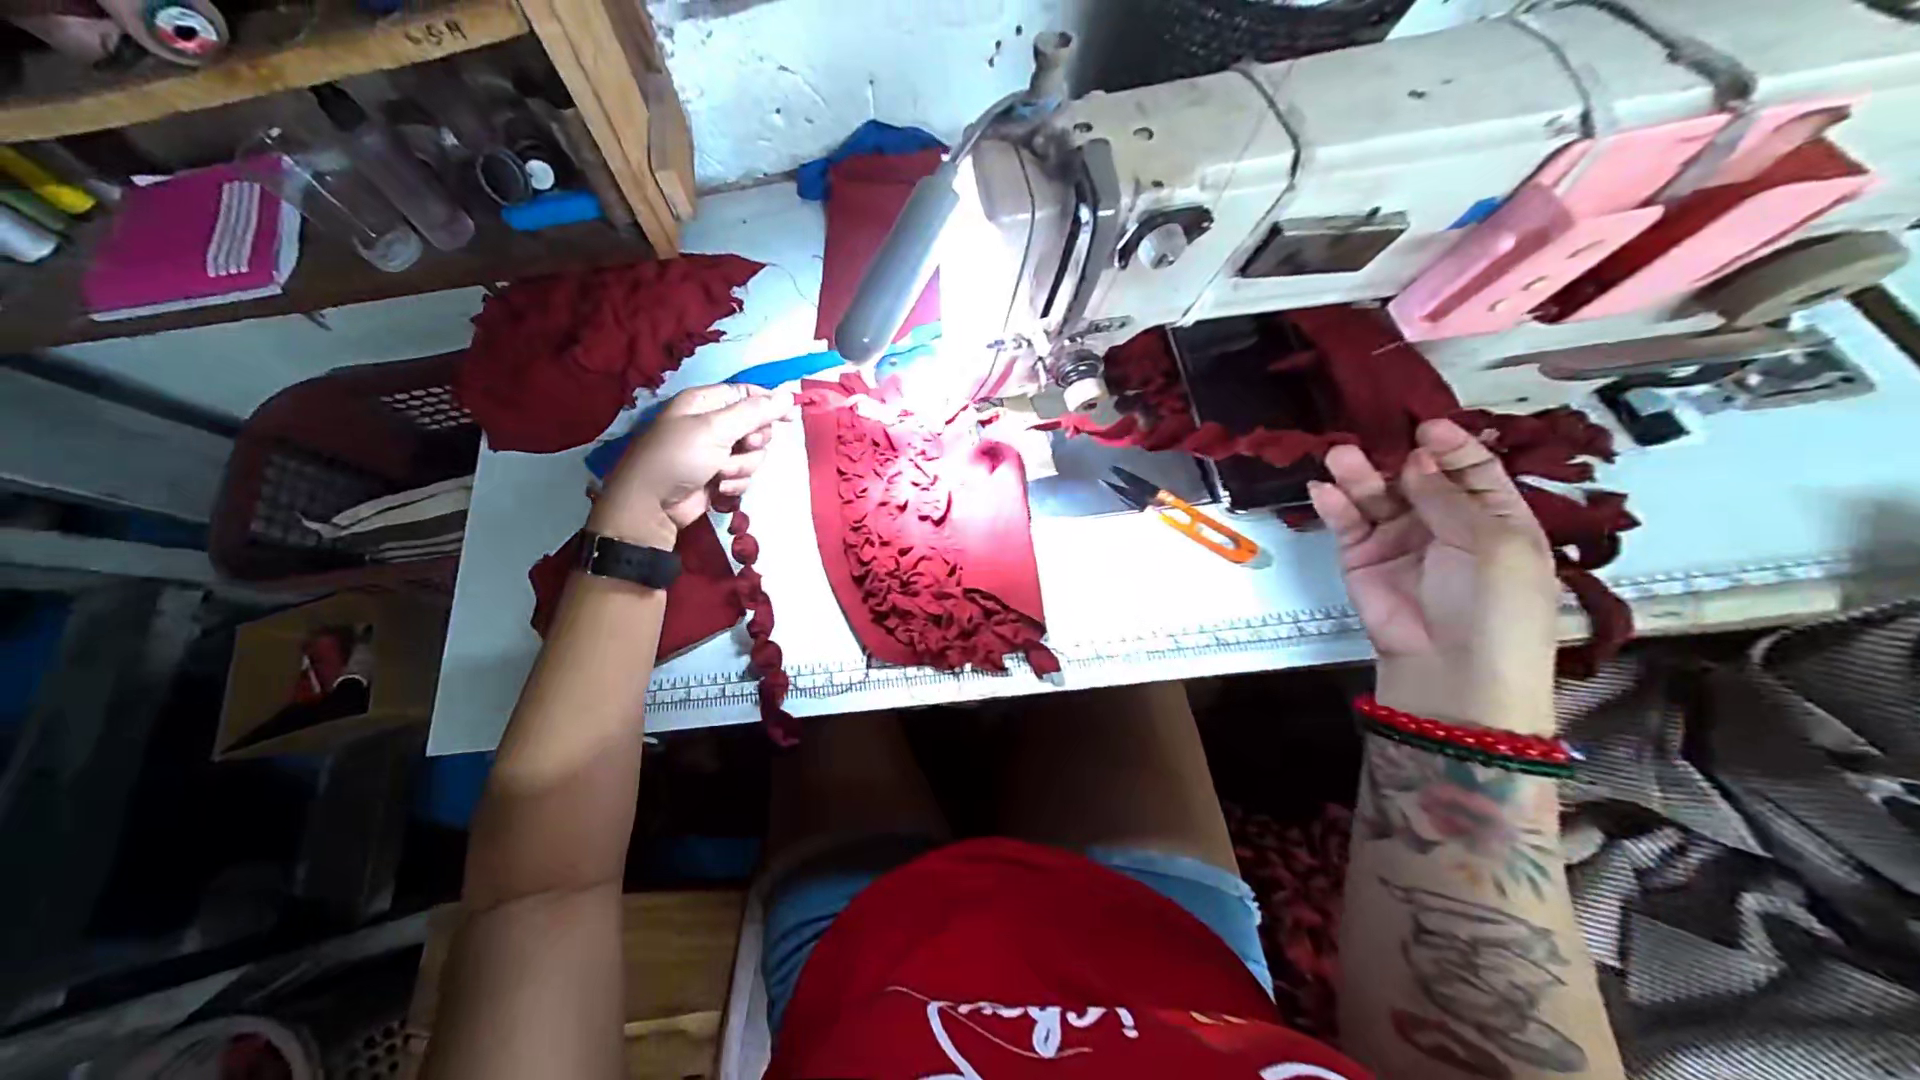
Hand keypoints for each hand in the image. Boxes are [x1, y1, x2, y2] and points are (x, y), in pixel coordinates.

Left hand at [589, 384, 793, 547]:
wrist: (652, 505)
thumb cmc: (678, 457)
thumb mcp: (716, 429)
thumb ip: (755, 412)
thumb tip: (787, 396)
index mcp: (706, 403)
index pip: (747, 395)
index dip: (769, 404)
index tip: (790, 416)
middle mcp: (712, 425)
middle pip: (756, 427)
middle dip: (753, 442)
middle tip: (742, 447)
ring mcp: (716, 453)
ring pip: (753, 455)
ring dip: (741, 467)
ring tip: (719, 473)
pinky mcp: (719, 477)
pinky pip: (744, 476)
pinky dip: (734, 484)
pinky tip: (717, 488)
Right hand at [1308, 419, 1560, 733]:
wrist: (1451, 668)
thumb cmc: (1494, 604)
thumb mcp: (1493, 544)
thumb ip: (1450, 497)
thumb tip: (1417, 457)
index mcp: (1494, 517)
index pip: (1471, 469)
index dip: (1451, 446)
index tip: (1424, 426)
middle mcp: (1444, 523)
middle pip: (1417, 476)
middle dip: (1396, 455)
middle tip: (1373, 436)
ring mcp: (1399, 539)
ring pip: (1377, 495)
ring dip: (1359, 474)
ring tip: (1339, 456)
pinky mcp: (1360, 557)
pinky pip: (1347, 523)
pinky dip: (1335, 505)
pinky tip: (1324, 488)